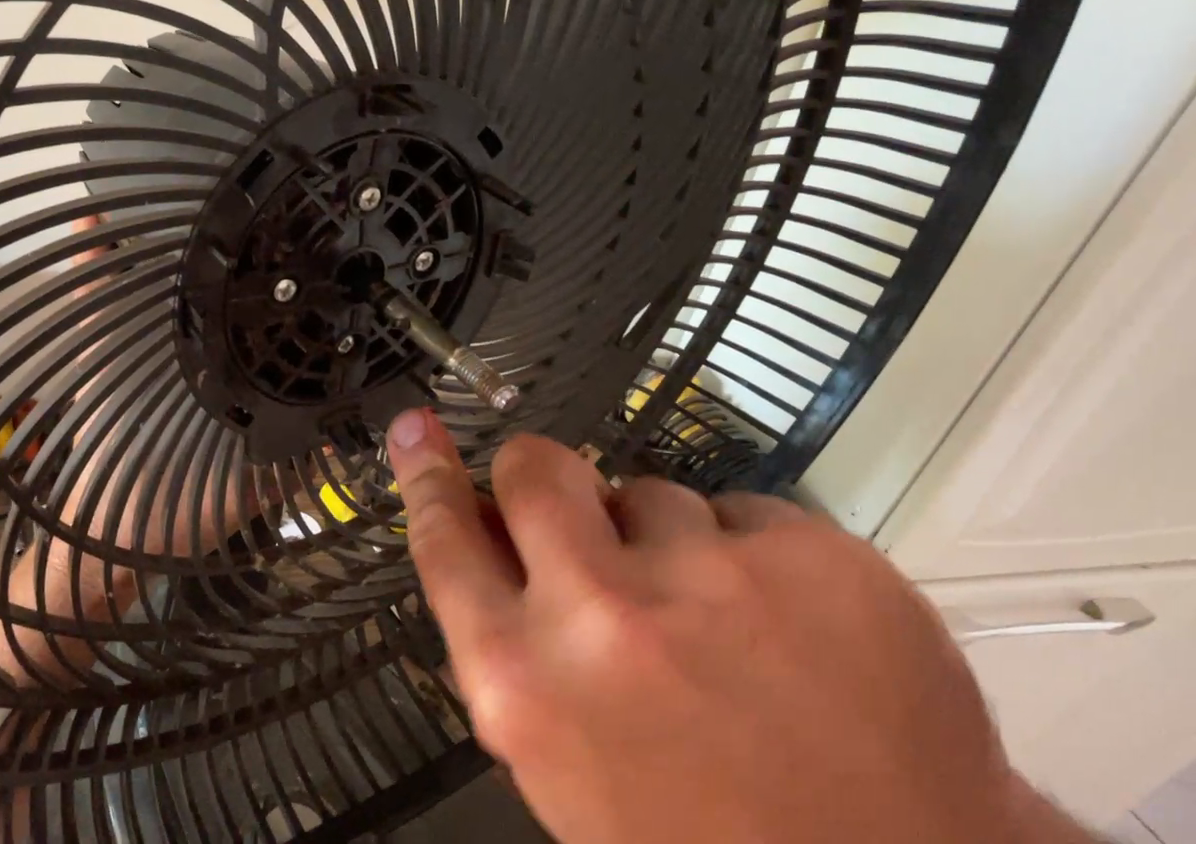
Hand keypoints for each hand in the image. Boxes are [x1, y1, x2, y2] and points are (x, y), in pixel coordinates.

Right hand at [386, 408, 1094, 843]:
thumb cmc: (693, 837)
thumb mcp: (560, 760)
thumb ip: (512, 650)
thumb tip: (493, 543)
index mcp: (524, 679)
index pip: (447, 540)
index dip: (427, 475)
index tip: (417, 424)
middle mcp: (599, 612)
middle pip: (536, 470)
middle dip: (543, 479)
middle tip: (573, 512)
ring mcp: (709, 575)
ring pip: (645, 490)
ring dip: (659, 537)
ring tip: (712, 618)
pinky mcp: (809, 552)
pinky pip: (739, 509)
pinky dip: (745, 552)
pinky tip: (781, 622)